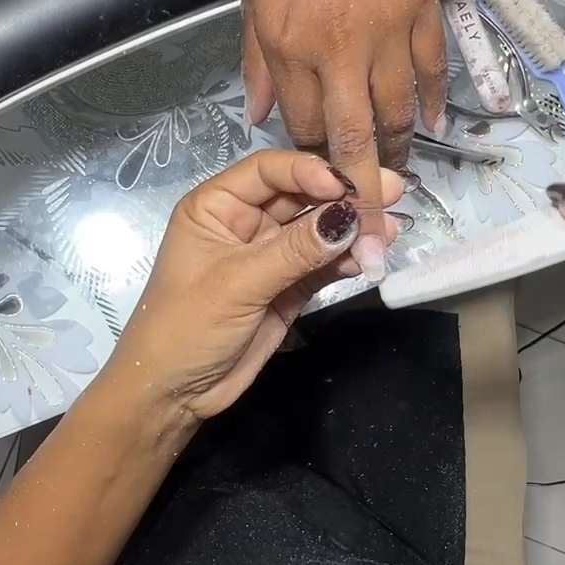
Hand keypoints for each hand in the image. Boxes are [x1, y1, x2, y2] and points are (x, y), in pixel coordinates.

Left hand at [103, 150, 402, 421]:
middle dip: (343, 197)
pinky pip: (323, 262)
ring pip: (318, 229)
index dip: (308, 171)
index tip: (345, 186)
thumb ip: (294, 250)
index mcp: (216, 206)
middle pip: (301, 195)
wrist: (174, 394)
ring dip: (352, 229)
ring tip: (389, 232)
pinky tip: (370, 258)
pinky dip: (347, 259)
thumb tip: (349, 218)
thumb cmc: (187, 326)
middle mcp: (244, 221)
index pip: (268, 170)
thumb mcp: (238, 283)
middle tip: (391, 194)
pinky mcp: (288, 285)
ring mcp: (269, 254)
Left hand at [242, 0, 447, 280]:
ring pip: (397, 111)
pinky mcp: (423, 7)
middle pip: (354, 138)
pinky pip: (431, 71)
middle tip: (371, 234)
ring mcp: (388, 28)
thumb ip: (257, 60)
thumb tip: (259, 117)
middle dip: (361, 194)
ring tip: (395, 183)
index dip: (309, 164)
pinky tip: (429, 128)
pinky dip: (431, 104)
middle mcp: (340, 47)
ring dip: (397, 153)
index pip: (301, 126)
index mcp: (290, 45)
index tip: (317, 192)